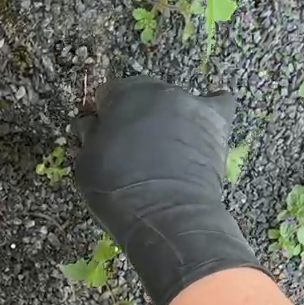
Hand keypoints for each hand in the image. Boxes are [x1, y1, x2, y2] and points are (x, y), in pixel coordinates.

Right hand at [74, 78, 259, 304]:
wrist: (164, 215)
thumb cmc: (116, 191)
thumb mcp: (85, 165)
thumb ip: (89, 136)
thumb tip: (91, 122)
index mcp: (123, 95)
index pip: (108, 94)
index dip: (103, 117)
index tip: (100, 138)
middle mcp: (159, 90)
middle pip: (143, 96)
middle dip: (135, 118)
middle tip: (130, 151)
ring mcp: (191, 103)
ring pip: (174, 105)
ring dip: (166, 121)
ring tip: (163, 154)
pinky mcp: (217, 121)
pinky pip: (216, 104)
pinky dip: (206, 115)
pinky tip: (201, 129)